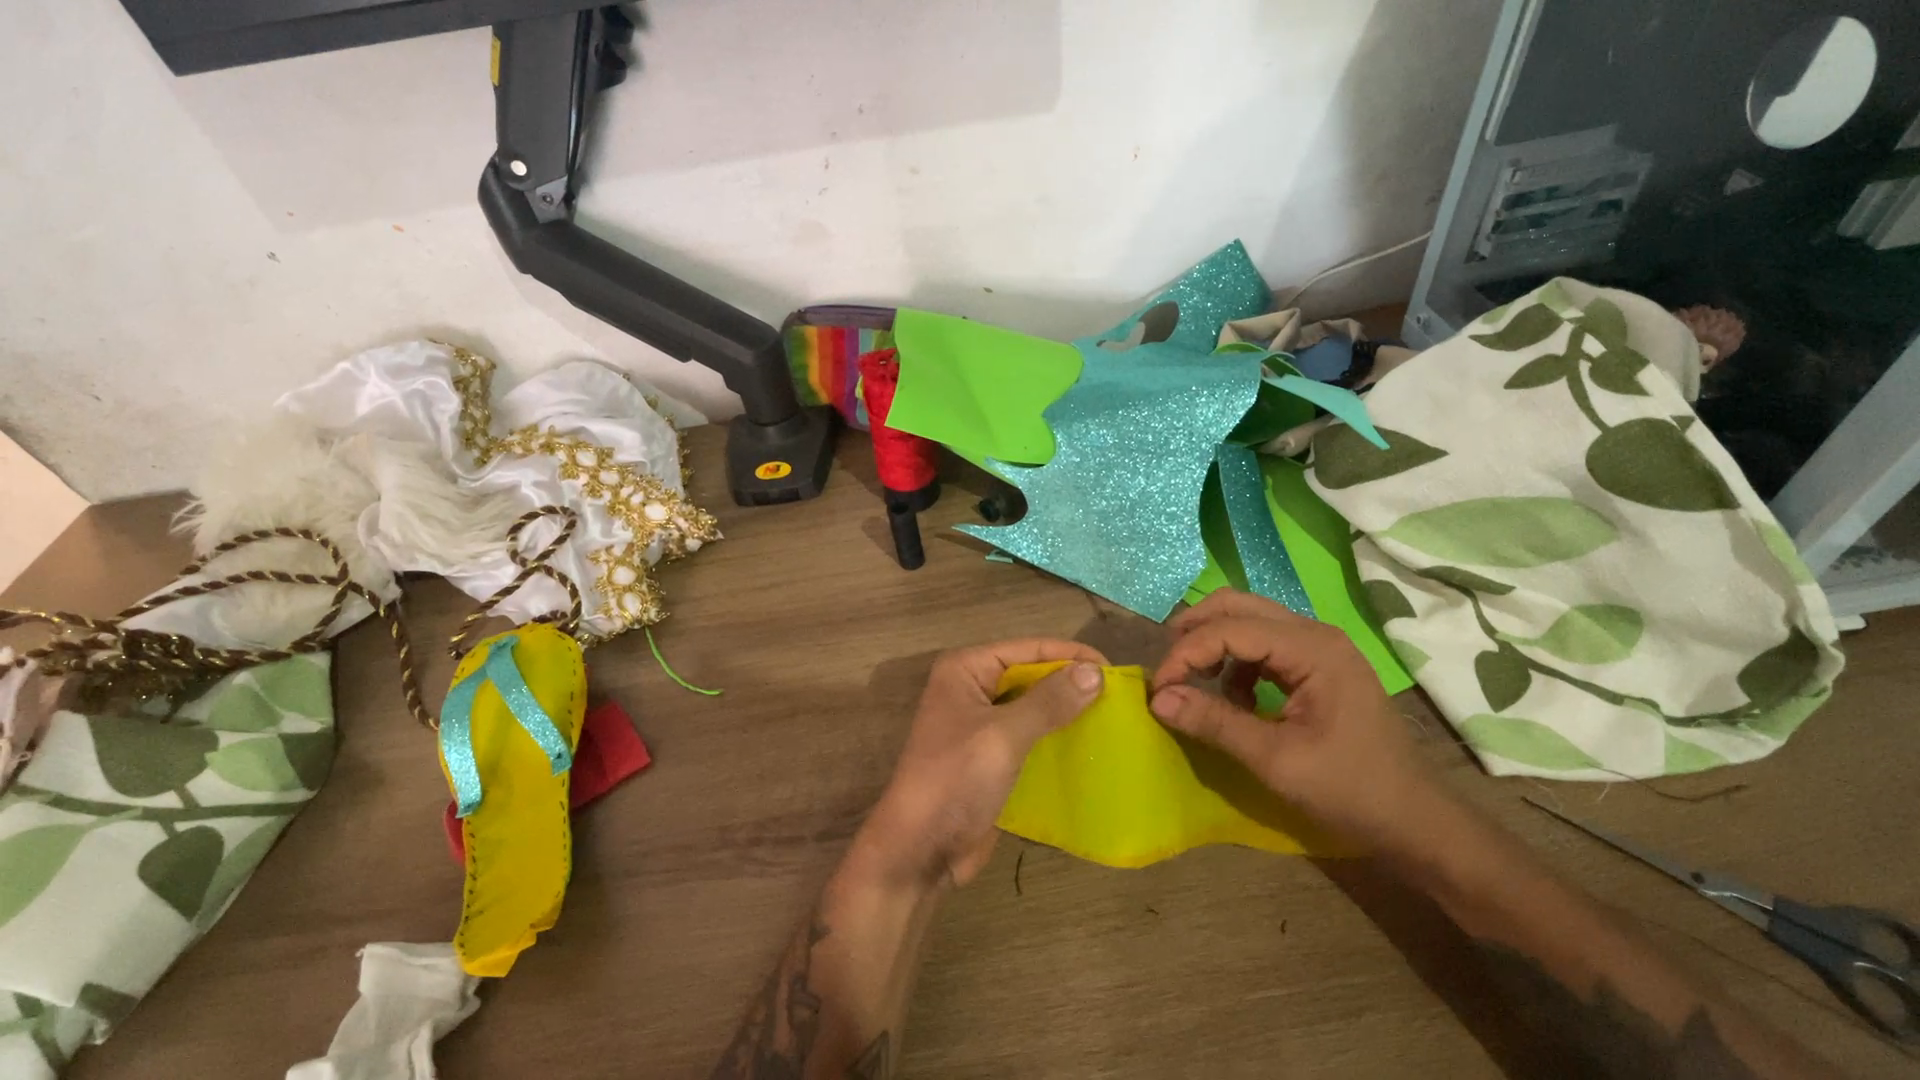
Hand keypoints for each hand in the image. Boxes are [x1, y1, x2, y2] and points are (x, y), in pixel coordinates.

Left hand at [858, 639, 1106, 890]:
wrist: (920, 849)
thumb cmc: (955, 781)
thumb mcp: (1004, 736)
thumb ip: (1049, 701)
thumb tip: (1095, 671)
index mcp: (965, 670)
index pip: (1028, 648)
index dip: (1071, 655)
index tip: (1117, 671)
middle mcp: (971, 689)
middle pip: (1031, 674)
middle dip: (1071, 682)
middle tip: (1121, 697)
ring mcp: (980, 724)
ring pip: (1033, 706)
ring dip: (1067, 710)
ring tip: (1113, 719)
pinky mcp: (990, 756)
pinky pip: (1030, 735)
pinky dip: (1056, 737)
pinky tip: (1089, 745)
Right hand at [1146, 590, 1443, 854]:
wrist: (1413, 819)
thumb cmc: (1349, 790)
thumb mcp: (1275, 760)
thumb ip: (1216, 723)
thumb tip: (1158, 699)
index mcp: (1313, 649)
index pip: (1231, 628)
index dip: (1187, 653)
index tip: (1159, 689)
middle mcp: (1316, 634)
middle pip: (1239, 606)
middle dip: (1195, 632)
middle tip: (1167, 670)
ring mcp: (1321, 648)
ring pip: (1250, 621)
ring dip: (1215, 645)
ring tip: (1195, 686)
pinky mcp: (1319, 666)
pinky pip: (1264, 645)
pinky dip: (1236, 662)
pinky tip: (1234, 699)